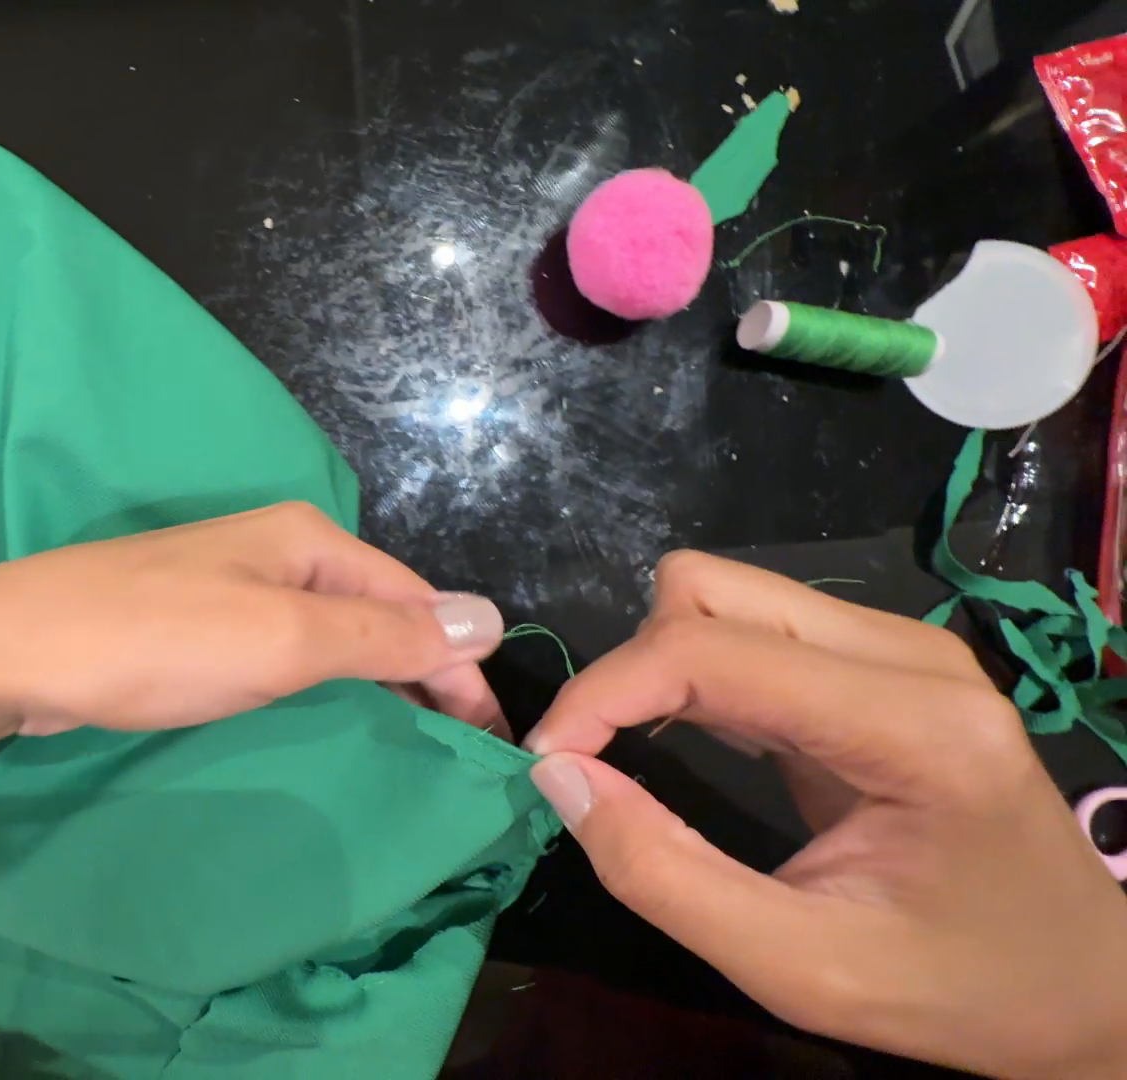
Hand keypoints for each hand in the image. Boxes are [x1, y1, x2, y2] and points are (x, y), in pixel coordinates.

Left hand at [0, 501, 508, 735]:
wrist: (19, 649)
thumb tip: (486, 617)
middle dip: (419, 673)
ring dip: (370, 679)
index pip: (415, 600)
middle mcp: (275, 552)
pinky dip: (316, 682)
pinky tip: (323, 715)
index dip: (458, 665)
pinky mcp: (196, 624)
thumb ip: (383, 630)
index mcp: (307, 540)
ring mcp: (230, 586)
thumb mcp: (283, 637)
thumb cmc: (157, 639)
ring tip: (405, 742)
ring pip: (328, 632)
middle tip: (451, 751)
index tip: (487, 740)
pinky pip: (280, 651)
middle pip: (375, 611)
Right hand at [523, 551, 1126, 1079]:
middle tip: (602, 751)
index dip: (598, 694)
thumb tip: (554, 775)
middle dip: (625, 669)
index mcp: (911, 727)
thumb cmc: (958, 988)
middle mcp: (904, 654)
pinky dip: (681, 667)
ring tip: (647, 741)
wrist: (1096, 990)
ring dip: (650, 662)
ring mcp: (890, 644)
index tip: (549, 761)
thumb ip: (660, 875)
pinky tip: (695, 731)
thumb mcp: (798, 969)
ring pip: (709, 591)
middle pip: (700, 592)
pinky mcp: (866, 652)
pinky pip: (734, 619)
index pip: (701, 654)